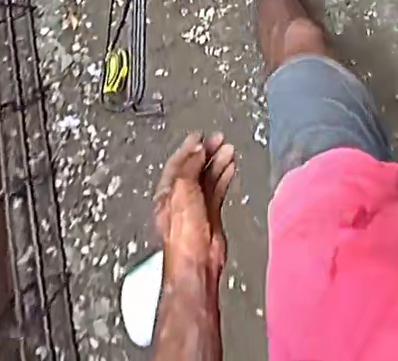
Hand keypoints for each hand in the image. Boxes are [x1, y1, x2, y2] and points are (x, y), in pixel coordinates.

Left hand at [152, 132, 237, 285]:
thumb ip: (190, 166)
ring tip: (229, 148)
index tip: (199, 134)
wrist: (197, 263)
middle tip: (218, 138)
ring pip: (207, 178)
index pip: (177, 163)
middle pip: (194, 168)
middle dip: (206, 152)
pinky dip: (224, 176)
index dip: (188, 147)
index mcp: (167, 193)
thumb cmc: (183, 233)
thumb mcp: (182, 190)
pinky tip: (230, 166)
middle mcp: (180, 199)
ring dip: (218, 162)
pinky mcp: (211, 215)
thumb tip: (197, 148)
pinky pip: (217, 189)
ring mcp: (196, 207)